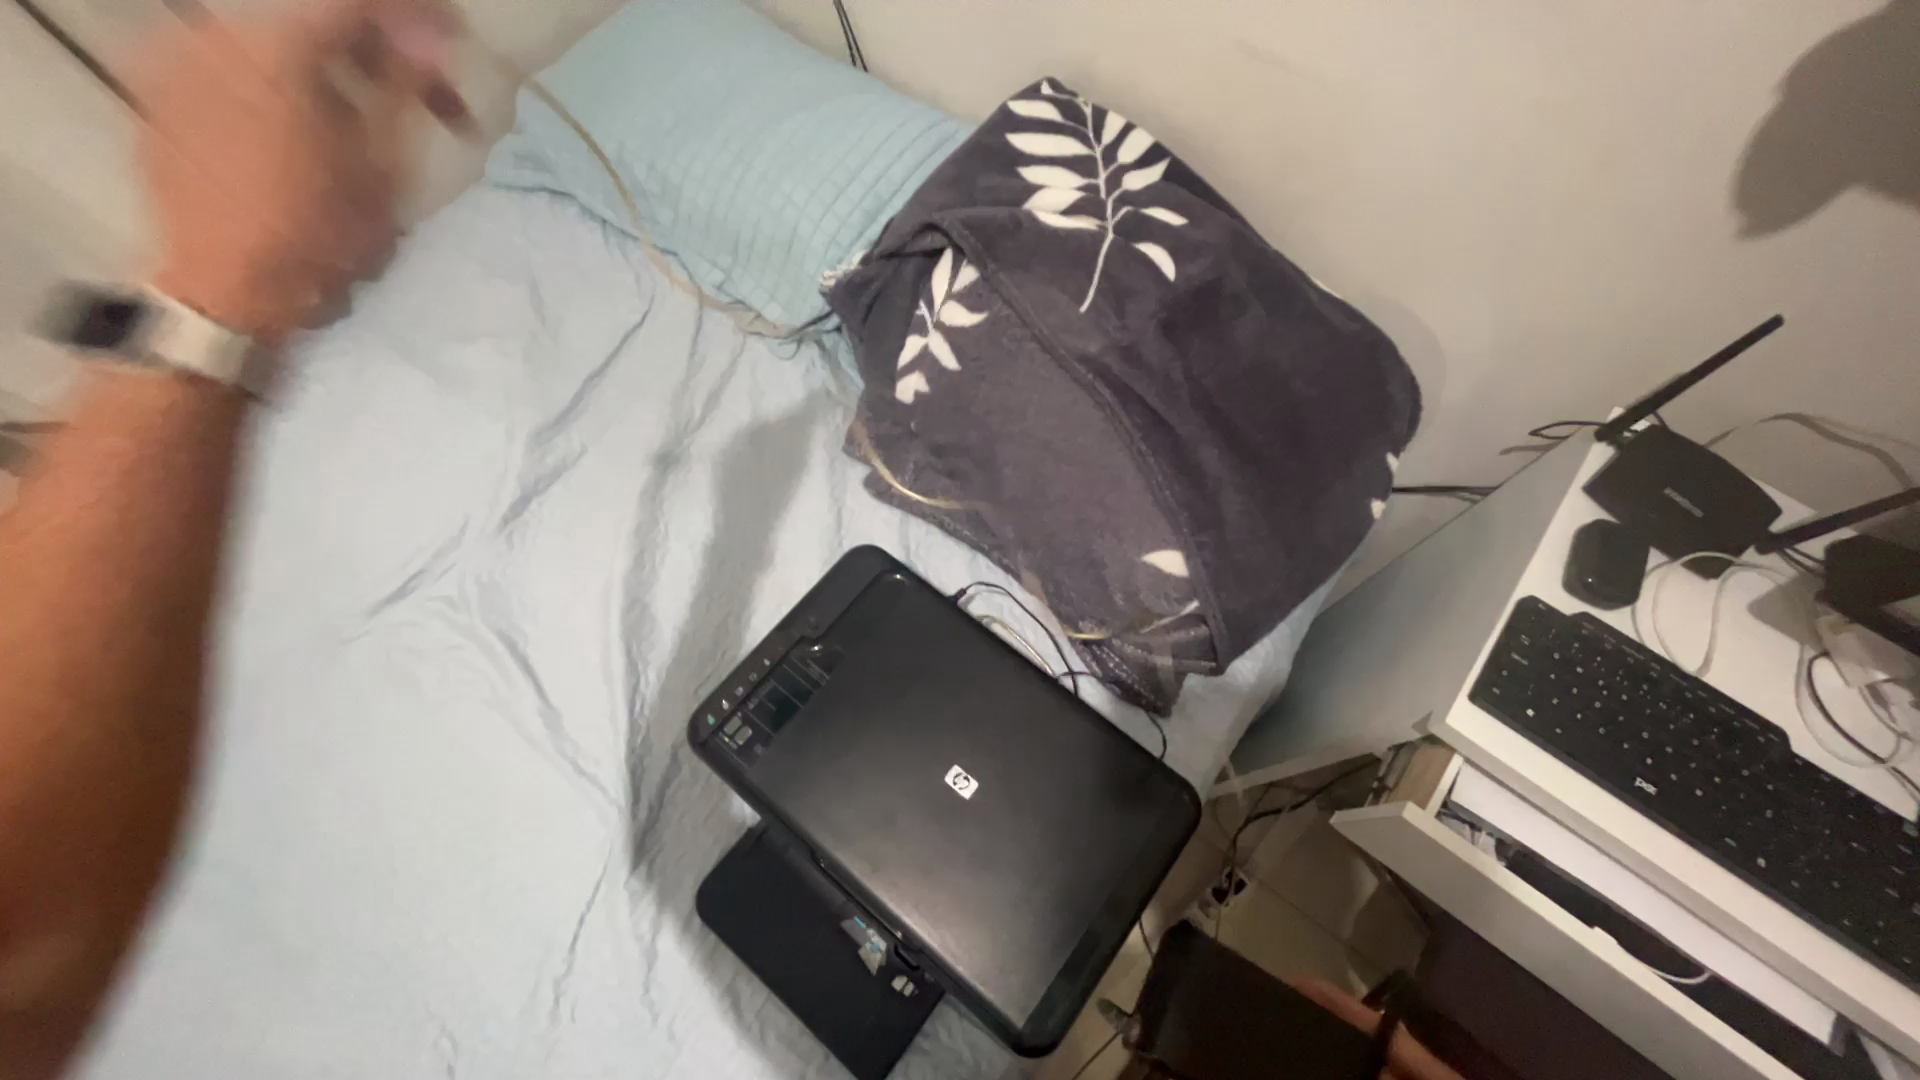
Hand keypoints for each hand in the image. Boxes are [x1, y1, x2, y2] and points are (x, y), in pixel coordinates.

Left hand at [133, 0, 470, 344]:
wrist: (226, 290)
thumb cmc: (319, 239)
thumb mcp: (383, 169)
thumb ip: (406, 90)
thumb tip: (436, 38)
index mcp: (274, 50)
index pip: (354, 1)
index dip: (414, 14)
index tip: (455, 37)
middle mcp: (213, 33)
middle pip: (314, 14)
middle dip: (381, 47)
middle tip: (428, 95)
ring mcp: (178, 55)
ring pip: (279, 36)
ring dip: (338, 64)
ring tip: (377, 115)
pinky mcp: (164, 84)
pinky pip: (241, 57)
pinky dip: (292, 76)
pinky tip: (322, 119)